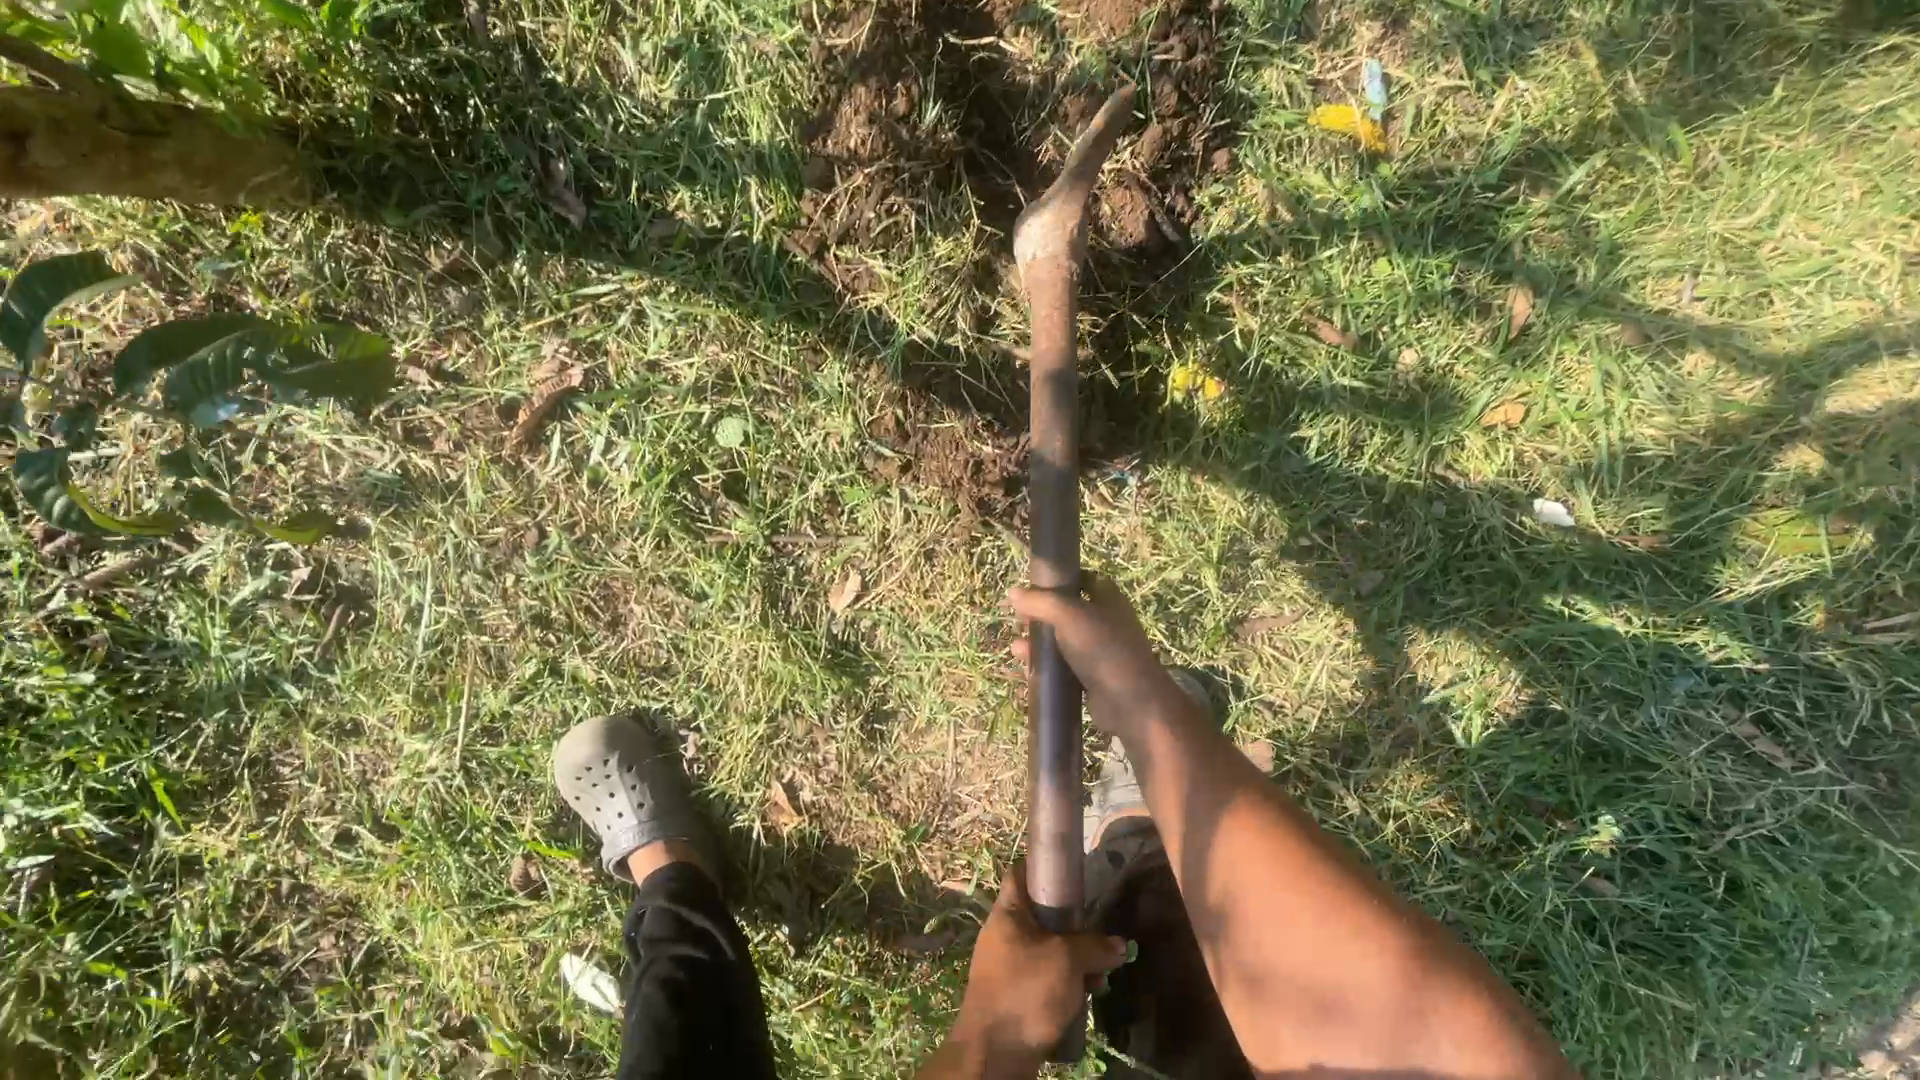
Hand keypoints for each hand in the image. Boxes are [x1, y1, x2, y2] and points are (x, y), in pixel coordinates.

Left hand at [936, 865, 1125, 1075]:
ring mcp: (1008, 966)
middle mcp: (1004, 935)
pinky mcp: (1016, 995)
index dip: (1043, 866)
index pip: (1020, 873)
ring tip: (1101, 974)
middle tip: (1099, 933)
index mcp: (1007, 913)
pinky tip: (1089, 994)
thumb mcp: (1066, 960)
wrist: (994, 1053)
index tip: (1072, 870)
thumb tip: (1119, 945)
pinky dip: (1067, 983)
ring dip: (1076, 960)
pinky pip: (1046, 978)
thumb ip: (1094, 946)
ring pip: (1049, 950)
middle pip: (1042, 916)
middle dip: (1074, 926)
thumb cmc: (1025, 991)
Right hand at [1008, 574, 1189, 737]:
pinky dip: (1045, 668)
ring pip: (1062, 643)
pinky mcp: (1092, 679)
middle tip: (1019, 621)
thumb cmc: (1102, 647)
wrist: (1129, 701)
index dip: (1059, 581)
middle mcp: (1105, 623)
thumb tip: (1013, 592)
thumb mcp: (1068, 616)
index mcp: (1108, 600)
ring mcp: (1099, 652)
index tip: (1033, 587)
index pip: (1083, 579)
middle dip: (1040, 616)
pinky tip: (1027, 670)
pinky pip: (1063, 669)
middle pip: (1067, 612)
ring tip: (1017, 649)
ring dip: (1038, 644)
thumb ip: (1040, 601)